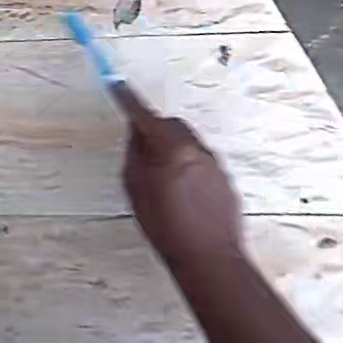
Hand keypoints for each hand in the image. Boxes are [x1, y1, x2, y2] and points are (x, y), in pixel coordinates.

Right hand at [122, 98, 243, 267]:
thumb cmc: (163, 223)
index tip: (116, 83)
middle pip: (170, 124)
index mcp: (170, 145)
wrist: (210, 260)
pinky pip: (200, 161)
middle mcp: (195, 148)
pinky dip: (187, 166)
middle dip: (155, 129)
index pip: (142, 113)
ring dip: (172, 149)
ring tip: (161, 179)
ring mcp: (214, 164)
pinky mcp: (225, 181)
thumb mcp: (134, 184)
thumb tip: (137, 130)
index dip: (127, 98)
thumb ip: (135, 151)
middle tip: (141, 148)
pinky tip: (180, 192)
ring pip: (187, 143)